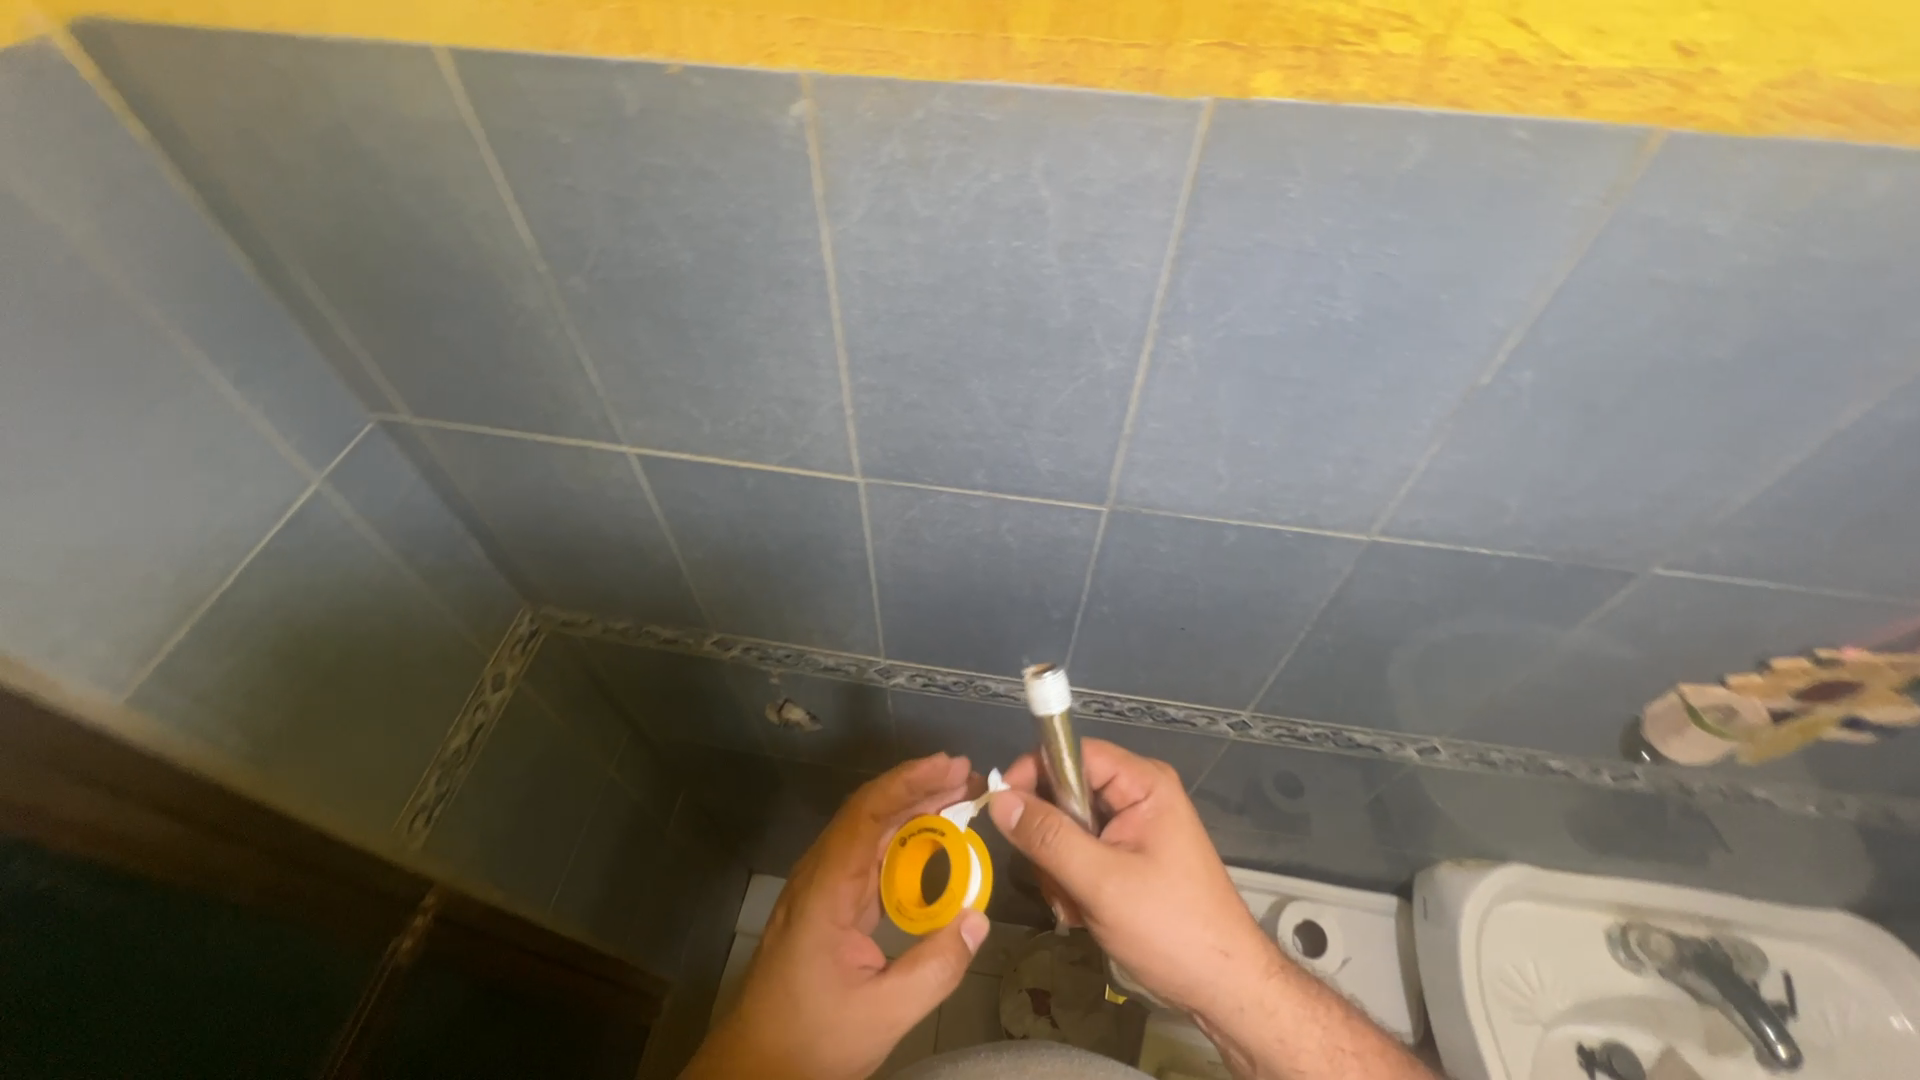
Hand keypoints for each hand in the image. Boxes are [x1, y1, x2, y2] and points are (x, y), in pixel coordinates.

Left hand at [685, 753, 991, 1079]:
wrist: (756, 1068)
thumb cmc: (812, 1040)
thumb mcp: (884, 1013)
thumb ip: (936, 967)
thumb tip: (979, 918)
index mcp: (826, 889)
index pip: (866, 813)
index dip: (909, 782)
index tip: (952, 765)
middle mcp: (821, 875)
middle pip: (870, 812)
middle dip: (920, 787)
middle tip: (970, 777)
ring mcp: (823, 888)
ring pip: (870, 830)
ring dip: (913, 809)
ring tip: (960, 797)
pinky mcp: (830, 904)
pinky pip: (869, 856)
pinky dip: (904, 840)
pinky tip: (934, 842)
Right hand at [988, 739, 1432, 1079]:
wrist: (1225, 988)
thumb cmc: (1171, 929)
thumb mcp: (1101, 882)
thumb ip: (1048, 837)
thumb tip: (998, 799)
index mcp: (1143, 783)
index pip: (1073, 752)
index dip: (1034, 771)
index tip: (1002, 805)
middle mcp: (1138, 795)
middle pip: (1066, 791)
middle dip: (1049, 836)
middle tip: (1052, 877)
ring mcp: (1134, 827)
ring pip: (1067, 826)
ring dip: (1058, 866)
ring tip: (1075, 905)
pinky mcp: (1129, 856)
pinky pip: (1081, 850)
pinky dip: (1072, 880)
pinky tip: (1083, 912)